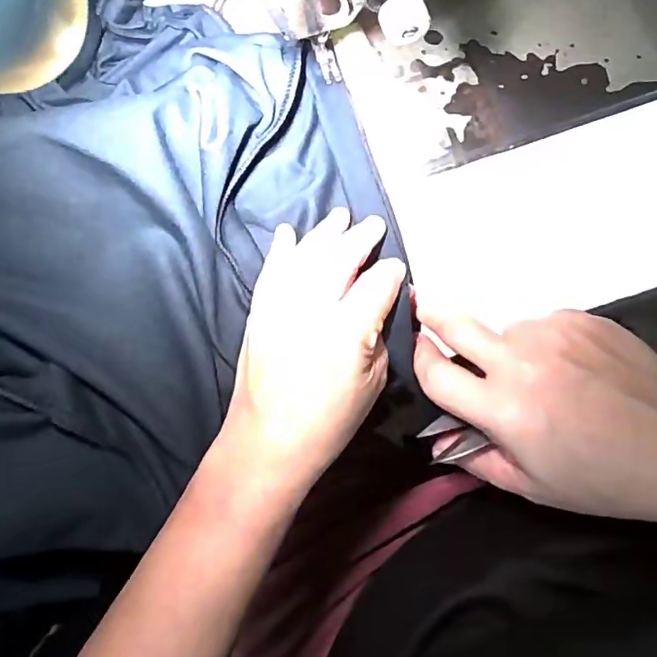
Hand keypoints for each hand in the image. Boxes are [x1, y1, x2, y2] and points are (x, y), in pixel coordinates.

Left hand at [223, 208, 405, 493]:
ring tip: (339, 216)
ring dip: (324, 234)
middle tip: (374, 225)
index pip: (377, 283)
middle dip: (360, 238)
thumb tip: (384, 303)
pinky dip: (281, 249)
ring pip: (305, 256)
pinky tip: (289, 233)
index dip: (390, 272)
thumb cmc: (329, 420)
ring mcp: (280, 307)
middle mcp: (312, 310)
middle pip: (340, 258)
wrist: (267, 440)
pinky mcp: (259, 311)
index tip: (397, 267)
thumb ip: (379, 334)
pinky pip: (272, 269)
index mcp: (347, 331)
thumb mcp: (374, 380)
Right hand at [415, 309, 656, 522]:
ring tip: (548, 379)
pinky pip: (546, 326)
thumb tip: (440, 437)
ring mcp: (553, 331)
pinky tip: (577, 368)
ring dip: (510, 348)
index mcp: (505, 409)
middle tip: (423, 305)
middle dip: (432, 315)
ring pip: (509, 330)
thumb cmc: (606, 479)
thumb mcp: (535, 488)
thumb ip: (479, 459)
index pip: (436, 374)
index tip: (418, 349)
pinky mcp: (581, 317)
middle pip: (456, 324)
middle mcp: (520, 360)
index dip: (419, 360)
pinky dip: (548, 344)